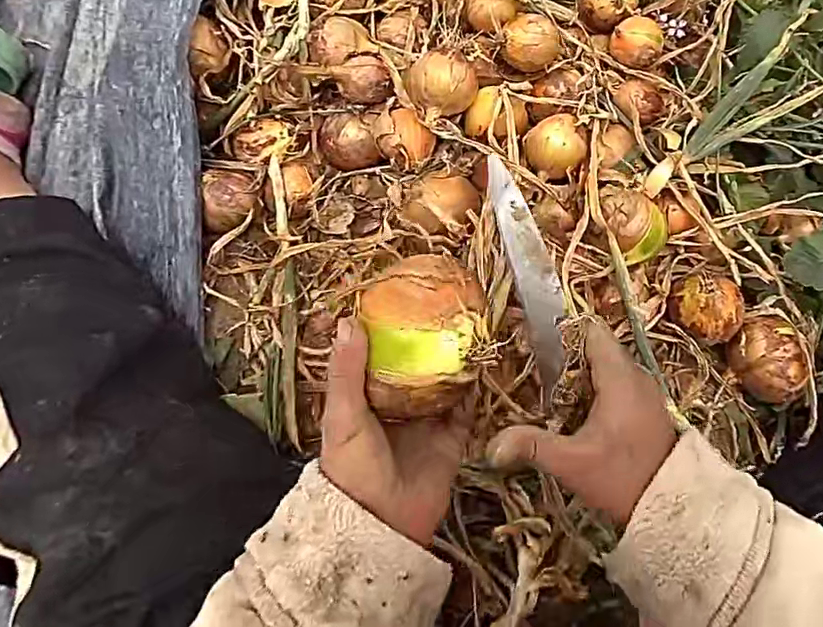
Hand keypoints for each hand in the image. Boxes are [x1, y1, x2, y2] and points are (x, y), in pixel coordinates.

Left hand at [319, 318, 469, 544]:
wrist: (381, 528)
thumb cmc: (352, 467)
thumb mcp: (342, 414)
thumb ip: (346, 370)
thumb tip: (348, 320)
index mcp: (370, 394)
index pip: (381, 353)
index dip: (390, 327)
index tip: (402, 294)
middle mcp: (400, 402)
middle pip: (417, 363)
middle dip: (429, 339)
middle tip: (444, 304)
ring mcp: (427, 419)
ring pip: (445, 381)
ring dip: (454, 359)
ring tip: (468, 326)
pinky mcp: (451, 438)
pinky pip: (467, 408)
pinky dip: (474, 388)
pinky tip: (480, 365)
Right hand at [487, 322, 677, 525]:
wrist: (678, 513)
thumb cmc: (624, 479)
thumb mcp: (573, 463)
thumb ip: (533, 447)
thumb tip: (491, 446)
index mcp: (619, 376)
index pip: (590, 329)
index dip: (562, 330)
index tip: (536, 342)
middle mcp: (636, 374)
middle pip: (596, 345)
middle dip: (566, 354)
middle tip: (537, 369)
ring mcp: (646, 390)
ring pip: (607, 363)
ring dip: (582, 371)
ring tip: (552, 387)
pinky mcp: (649, 407)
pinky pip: (618, 380)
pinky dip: (598, 385)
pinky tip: (579, 408)